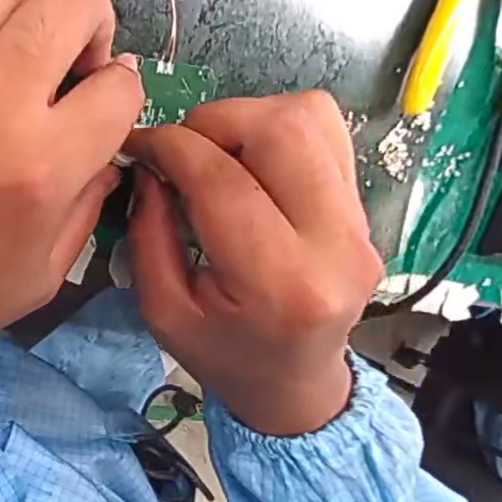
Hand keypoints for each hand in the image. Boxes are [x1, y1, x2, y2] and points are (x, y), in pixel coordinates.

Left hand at [0, 0, 145, 393]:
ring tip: (20, 52)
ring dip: (28, 4)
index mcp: (40, 167)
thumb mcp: (39, 276)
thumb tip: (109, 145)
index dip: (123, 97)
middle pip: (70, 4)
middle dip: (93, 28)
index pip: (119, 88)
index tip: (102, 112)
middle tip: (72, 70)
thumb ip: (88, 203)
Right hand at [124, 92, 381, 435]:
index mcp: (278, 283)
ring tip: (211, 152)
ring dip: (246, 119)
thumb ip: (148, 233)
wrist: (295, 383)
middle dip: (213, 122)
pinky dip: (275, 129)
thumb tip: (150, 166)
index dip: (169, 148)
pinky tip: (246, 159)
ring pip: (312, 118)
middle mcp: (335, 244)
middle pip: (282, 131)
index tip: (136, 143)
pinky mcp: (365, 208)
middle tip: (179, 149)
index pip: (222, 182)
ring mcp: (361, 222)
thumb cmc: (221, 354)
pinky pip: (326, 133)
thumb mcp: (160, 309)